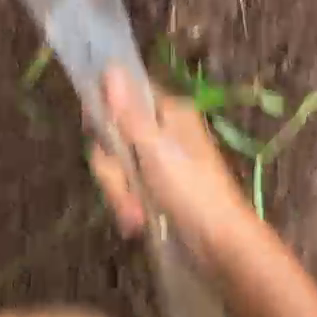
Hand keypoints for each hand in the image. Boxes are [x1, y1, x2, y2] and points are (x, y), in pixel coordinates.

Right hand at [88, 70, 259, 273]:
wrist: (223, 249)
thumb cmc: (193, 192)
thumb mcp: (155, 148)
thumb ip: (128, 111)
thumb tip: (110, 67)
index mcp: (168, 112)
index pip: (124, 92)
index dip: (104, 108)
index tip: (94, 127)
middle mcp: (162, 131)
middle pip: (114, 132)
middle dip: (113, 166)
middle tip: (124, 185)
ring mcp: (158, 161)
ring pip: (117, 162)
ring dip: (120, 191)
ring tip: (135, 216)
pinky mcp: (156, 187)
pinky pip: (126, 184)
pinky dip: (128, 202)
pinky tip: (136, 221)